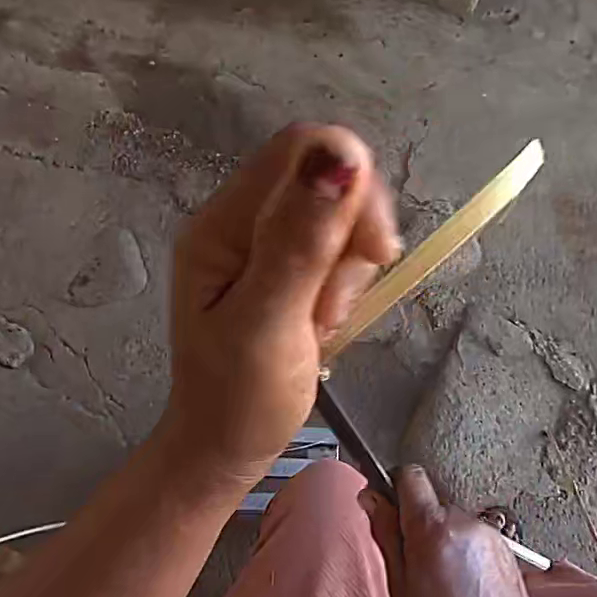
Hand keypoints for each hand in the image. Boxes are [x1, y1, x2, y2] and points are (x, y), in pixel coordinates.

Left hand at [158, 123, 398, 481]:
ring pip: (340, 217)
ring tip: (322, 322)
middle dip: (352, 237)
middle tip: (336, 303)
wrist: (228, 446)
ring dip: (350, 270)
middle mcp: (241, 222)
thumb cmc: (239, 399)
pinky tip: (325, 322)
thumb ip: (300, 244)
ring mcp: (267, 245)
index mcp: (221, 225)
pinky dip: (347, 284)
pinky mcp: (290, 267)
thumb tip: (340, 158)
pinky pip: (339, 250)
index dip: (349, 183)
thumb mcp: (267, 324)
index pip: (297, 151)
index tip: (375, 249)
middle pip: (326, 179)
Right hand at [360, 466, 566, 596]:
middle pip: (431, 501)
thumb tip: (370, 498)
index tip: (388, 504)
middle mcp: (461, 520)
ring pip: (451, 519)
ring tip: (442, 577)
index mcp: (431, 527)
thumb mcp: (401, 586)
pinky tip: (463, 581)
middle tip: (413, 558)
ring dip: (442, 536)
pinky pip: (472, 533)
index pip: (410, 476)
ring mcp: (486, 531)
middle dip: (419, 522)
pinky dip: (463, 548)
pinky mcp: (502, 543)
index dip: (395, 485)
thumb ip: (385, 535)